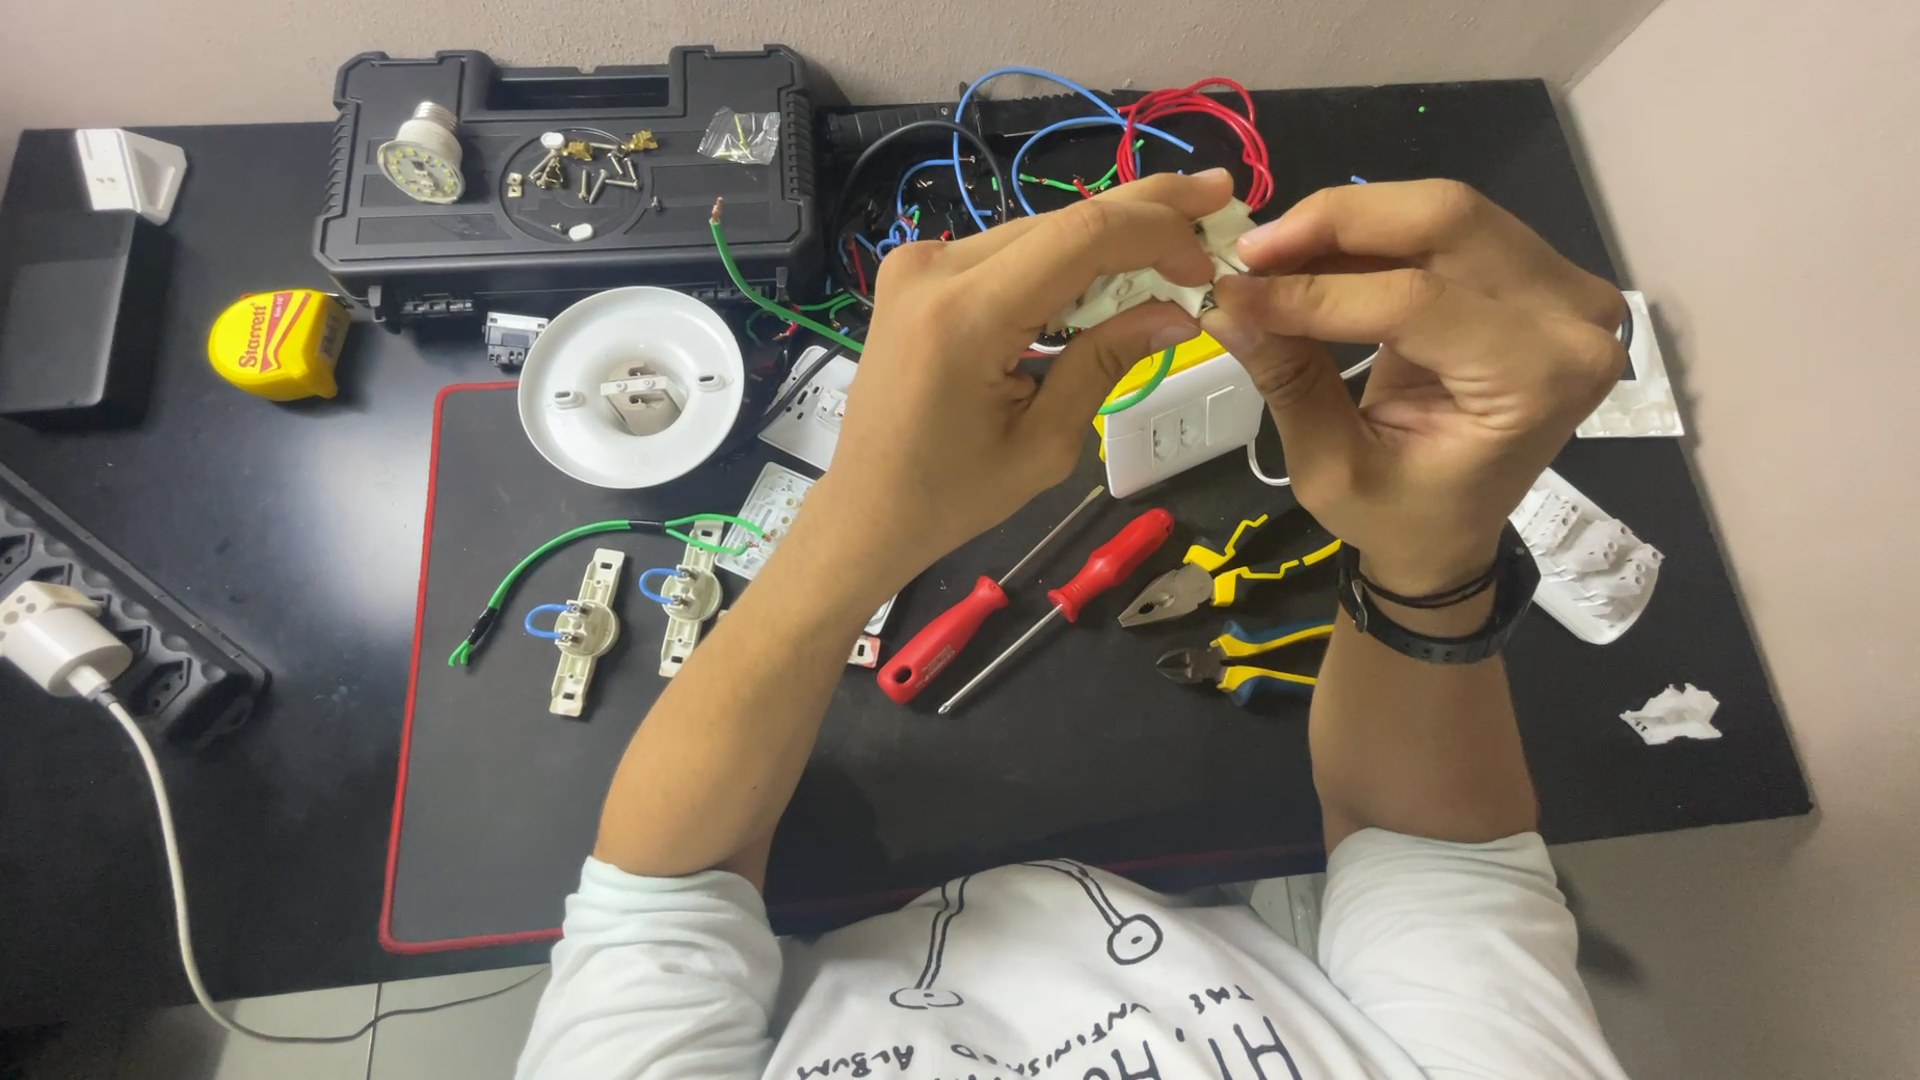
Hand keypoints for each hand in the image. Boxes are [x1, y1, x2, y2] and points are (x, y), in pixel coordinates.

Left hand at [796, 170, 1234, 598]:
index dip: (1155, 231)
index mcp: (965, 316)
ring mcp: (916, 267)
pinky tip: (1105, 267)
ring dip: (1103, 239)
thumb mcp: (1045, 444)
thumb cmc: (952, 497)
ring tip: (1172, 234)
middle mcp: (933, 269)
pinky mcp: (914, 277)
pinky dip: (1058, 262)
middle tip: (1214, 198)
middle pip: (1059, 223)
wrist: (867, 509)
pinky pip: (1004, 256)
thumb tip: (1178, 310)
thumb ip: (1107, 362)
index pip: (1081, 237)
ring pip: (1034, 234)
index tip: (1208, 249)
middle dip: (1141, 215)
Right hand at [1200, 180, 1626, 593]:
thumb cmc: (1396, 519)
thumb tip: (1225, 306)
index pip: (1414, 301)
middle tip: (1249, 249)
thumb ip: (1288, 380)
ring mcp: (1560, 290)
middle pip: (1446, 221)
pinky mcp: (1531, 281)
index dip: (1311, 291)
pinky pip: (1443, 232)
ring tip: (1268, 256)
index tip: (1229, 290)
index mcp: (1536, 381)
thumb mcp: (1330, 467)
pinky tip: (1307, 258)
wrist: (1448, 535)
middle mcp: (1571, 318)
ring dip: (1345, 224)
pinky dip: (1365, 239)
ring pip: (1443, 214)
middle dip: (1334, 222)